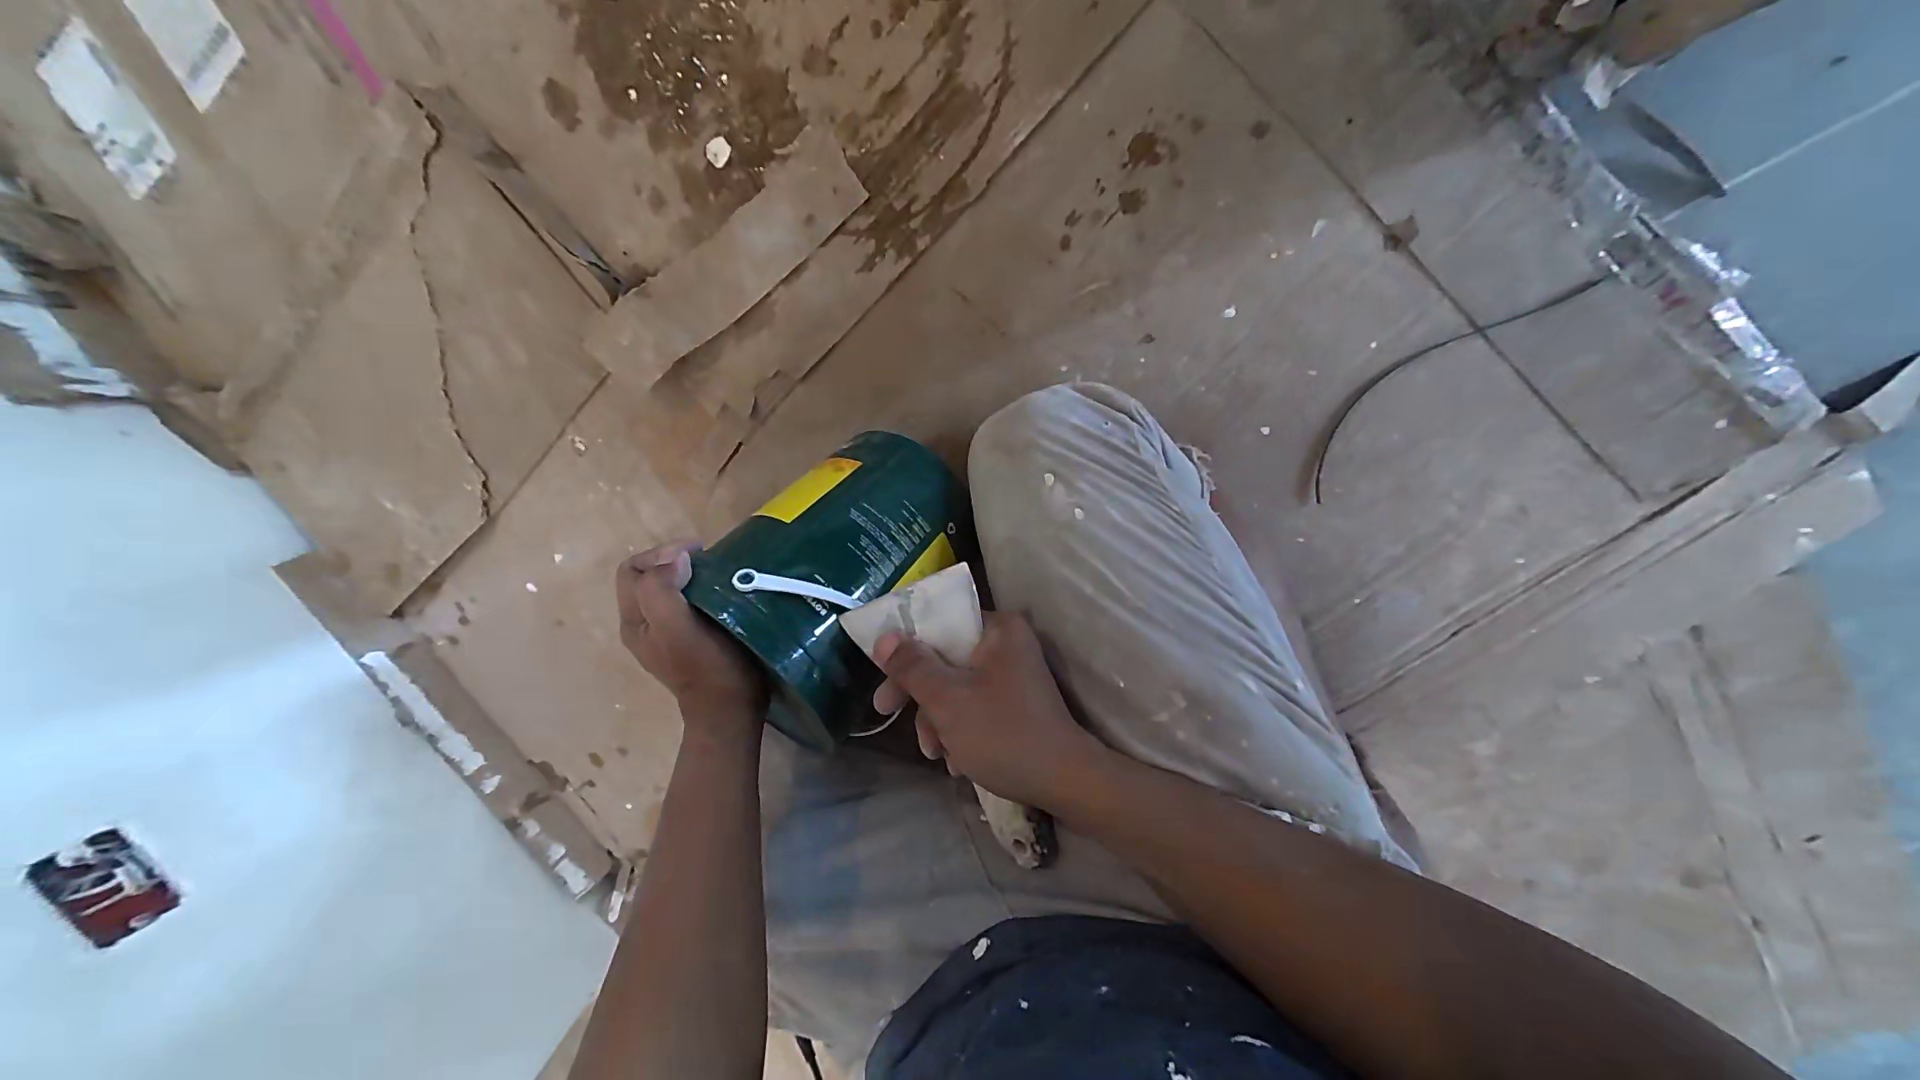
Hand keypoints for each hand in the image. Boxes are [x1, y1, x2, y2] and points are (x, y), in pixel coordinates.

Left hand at [616, 543, 765, 733]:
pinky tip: (720, 595)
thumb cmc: (707, 668)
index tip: (699, 553)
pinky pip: (686, 604)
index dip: (662, 553)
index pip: (634, 569)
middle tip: (709, 561)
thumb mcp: (677, 628)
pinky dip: (699, 591)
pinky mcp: (689, 641)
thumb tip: (676, 558)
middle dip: (674, 561)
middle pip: (647, 577)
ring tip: (716, 574)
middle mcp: (644, 626)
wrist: (729, 710)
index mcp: (635, 621)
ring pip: (667, 589)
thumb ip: (662, 591)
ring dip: (688, 575)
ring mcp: (666, 635)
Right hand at [872, 611, 1109, 810]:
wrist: (1064, 781)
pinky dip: (959, 728)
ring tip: (936, 755)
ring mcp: (1013, 674)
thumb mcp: (947, 700)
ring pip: (956, 685)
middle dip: (920, 694)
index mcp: (998, 629)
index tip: (881, 673)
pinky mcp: (1016, 702)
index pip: (940, 621)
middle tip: (886, 713)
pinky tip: (956, 761)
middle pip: (944, 656)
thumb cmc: (1002, 733)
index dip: (905, 645)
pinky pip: (974, 703)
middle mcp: (1007, 643)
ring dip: (937, 719)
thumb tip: (884, 638)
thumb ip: (912, 666)